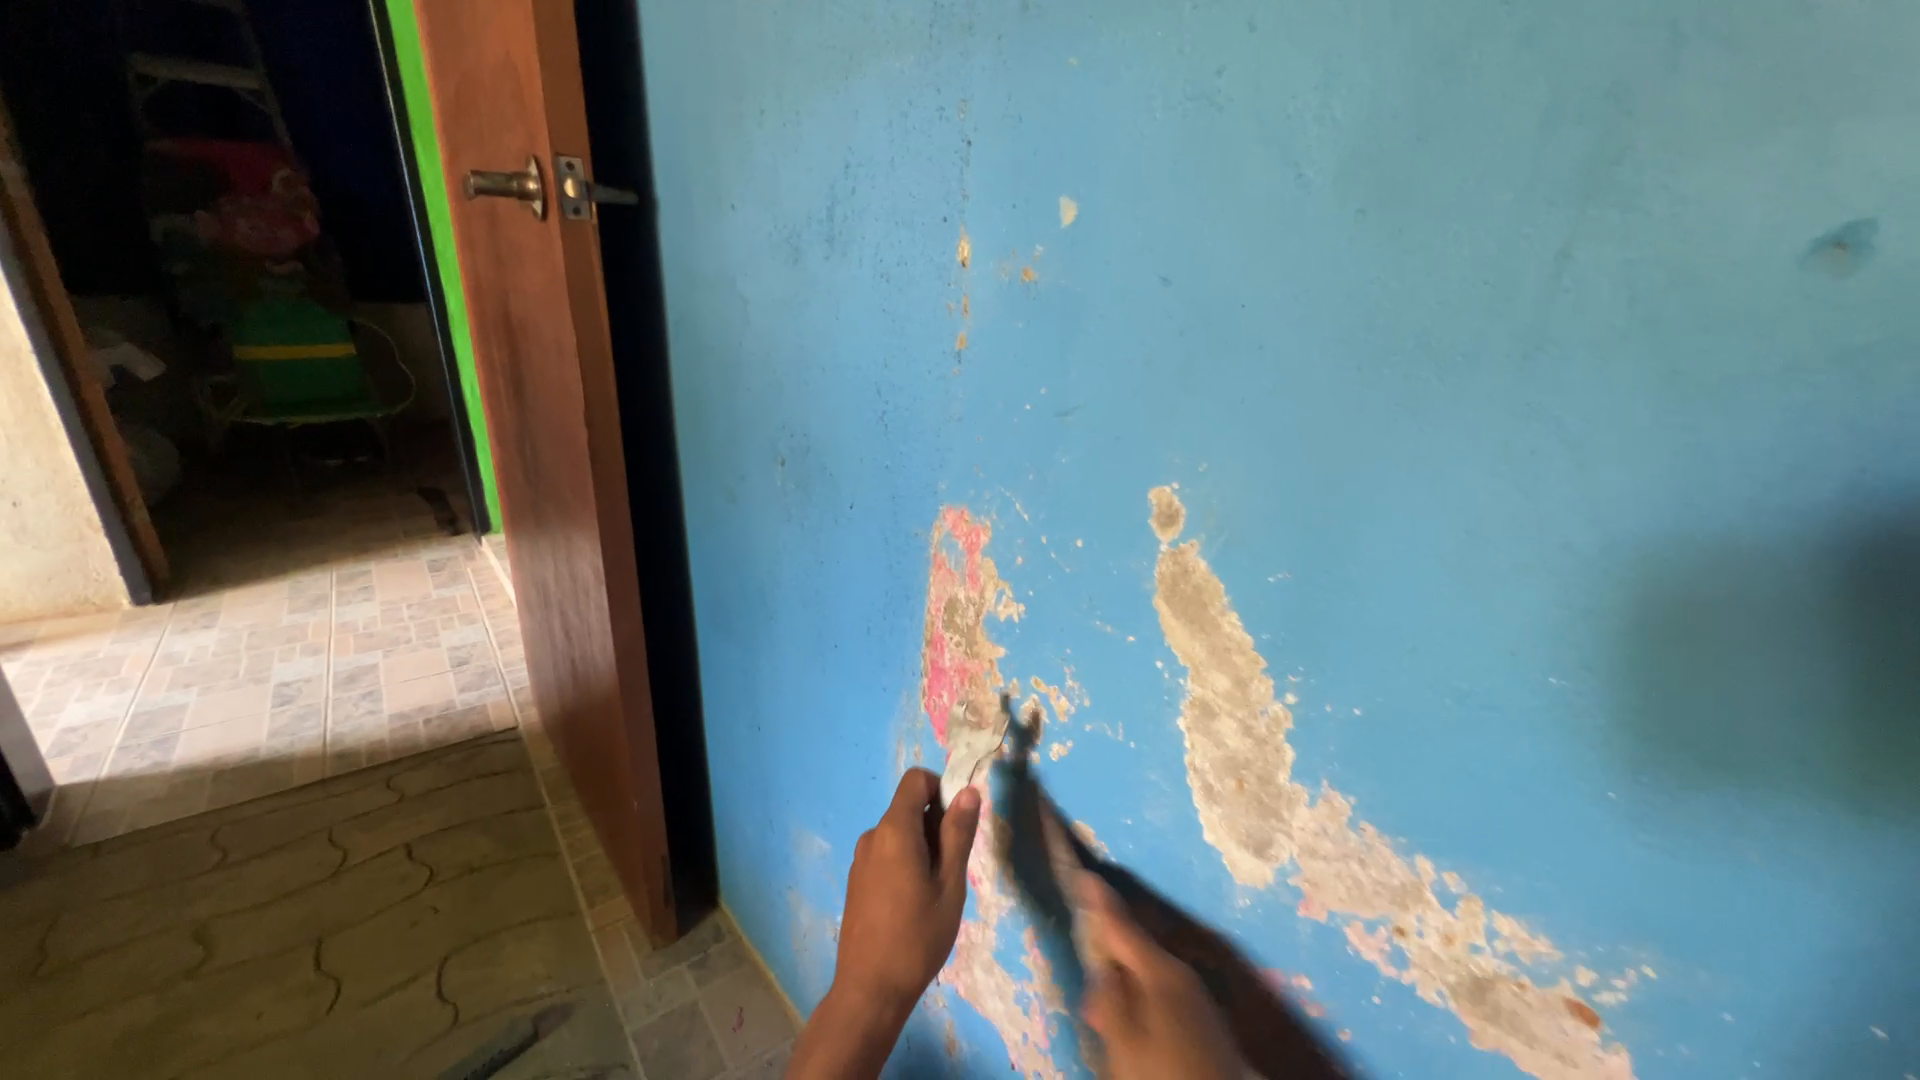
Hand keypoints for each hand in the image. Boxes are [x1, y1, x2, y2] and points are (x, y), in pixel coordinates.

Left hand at [834, 768, 981, 1010]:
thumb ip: (958, 834)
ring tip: (934, 892)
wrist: (870, 990)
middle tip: (951, 869)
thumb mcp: (950, 884)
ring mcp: (861, 859)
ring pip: (899, 833)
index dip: (941, 788)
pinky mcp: (857, 879)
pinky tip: (913, 904)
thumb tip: (968, 791)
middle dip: (935, 824)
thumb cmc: (918, 937)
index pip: (916, 780)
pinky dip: (905, 863)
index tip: (958, 823)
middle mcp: (872, 836)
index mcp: (894, 830)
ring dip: (922, 847)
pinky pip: (887, 853)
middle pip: (909, 807)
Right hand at [1079, 870, 1242, 1079]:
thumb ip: (1108, 997)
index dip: (1101, 901)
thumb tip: (1103, 966)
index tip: (1085, 875)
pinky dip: (1145, 999)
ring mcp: (1199, 998)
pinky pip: (1166, 995)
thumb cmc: (1162, 1074)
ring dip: (1127, 980)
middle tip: (1087, 958)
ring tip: (1106, 1005)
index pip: (1122, 926)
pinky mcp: (1207, 1022)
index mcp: (1160, 971)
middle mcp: (1183, 974)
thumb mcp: (1122, 1041)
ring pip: (1152, 974)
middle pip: (1138, 950)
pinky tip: (1136, 1023)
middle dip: (1111, 951)